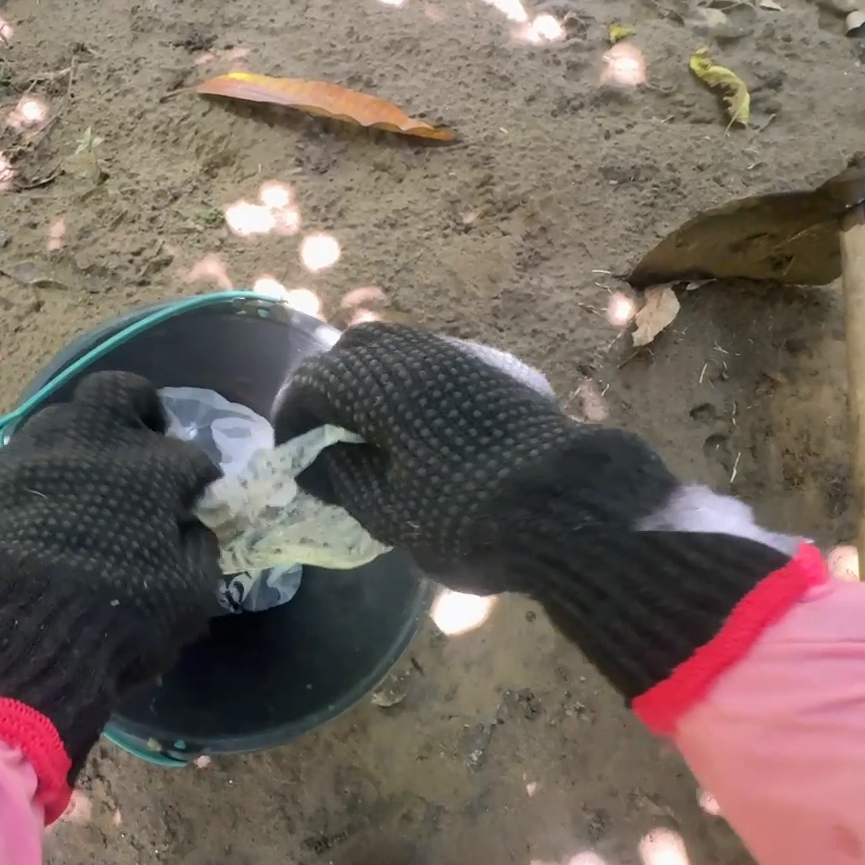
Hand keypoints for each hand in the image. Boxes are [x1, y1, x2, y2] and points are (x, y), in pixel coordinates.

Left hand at [0, 371, 220, 779]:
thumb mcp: (185, 600)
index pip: (189, 456)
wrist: (3, 645)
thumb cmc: (113, 625)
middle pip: (116, 392)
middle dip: (136, 407)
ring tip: (76, 481)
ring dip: (76, 443)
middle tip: (137, 442)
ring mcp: (27, 456)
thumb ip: (196, 550)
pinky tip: (24, 514)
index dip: (196, 478)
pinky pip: (10, 464)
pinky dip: (28, 481)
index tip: (194, 496)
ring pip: (57, 420)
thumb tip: (188, 527)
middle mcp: (90, 446)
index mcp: (149, 472)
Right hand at [273, 323, 809, 713]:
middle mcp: (418, 355)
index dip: (291, 417)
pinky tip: (429, 427)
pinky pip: (439, 360)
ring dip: (373, 379)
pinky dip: (414, 383)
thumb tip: (318, 460)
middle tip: (328, 431)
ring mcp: (464, 355)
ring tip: (375, 427)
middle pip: (353, 347)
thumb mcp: (388, 514)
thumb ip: (342, 476)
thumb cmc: (467, 518)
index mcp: (379, 386)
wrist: (573, 510)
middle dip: (330, 385)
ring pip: (400, 345)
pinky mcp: (500, 367)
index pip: (313, 382)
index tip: (290, 453)